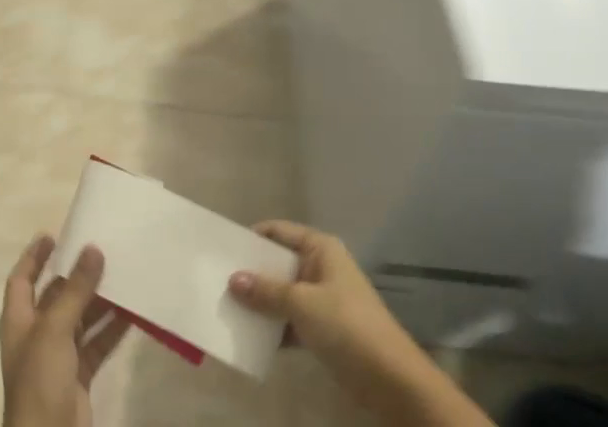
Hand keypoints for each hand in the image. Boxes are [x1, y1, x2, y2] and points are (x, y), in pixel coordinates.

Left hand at [0, 235, 132, 426]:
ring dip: (99, 301)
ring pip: (80, 319)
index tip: (53, 234)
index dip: (33, 256)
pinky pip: (96, 344)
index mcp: (18, 320)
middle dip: (76, 276)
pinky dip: (112, 330)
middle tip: (101, 251)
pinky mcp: (78, 375)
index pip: (22, 279)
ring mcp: (57, 357)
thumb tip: (92, 249)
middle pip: (55, 296)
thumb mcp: (54, 329)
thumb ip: (75, 290)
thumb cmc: (40, 378)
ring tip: (123, 277)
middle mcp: (36, 334)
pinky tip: (133, 314)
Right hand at [228, 221, 490, 425]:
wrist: (389, 377)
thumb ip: (266, 291)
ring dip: (259, 302)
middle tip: (217, 280)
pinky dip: (272, 327)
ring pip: (281, 293)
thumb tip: (233, 279)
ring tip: (226, 307)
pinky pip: (288, 320)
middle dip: (251, 272)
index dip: (253, 237)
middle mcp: (320, 268)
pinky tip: (248, 336)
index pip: (279, 231)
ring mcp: (322, 299)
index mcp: (320, 249)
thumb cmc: (346, 325)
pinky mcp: (322, 329)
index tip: (223, 249)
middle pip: (278, 263)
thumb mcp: (302, 303)